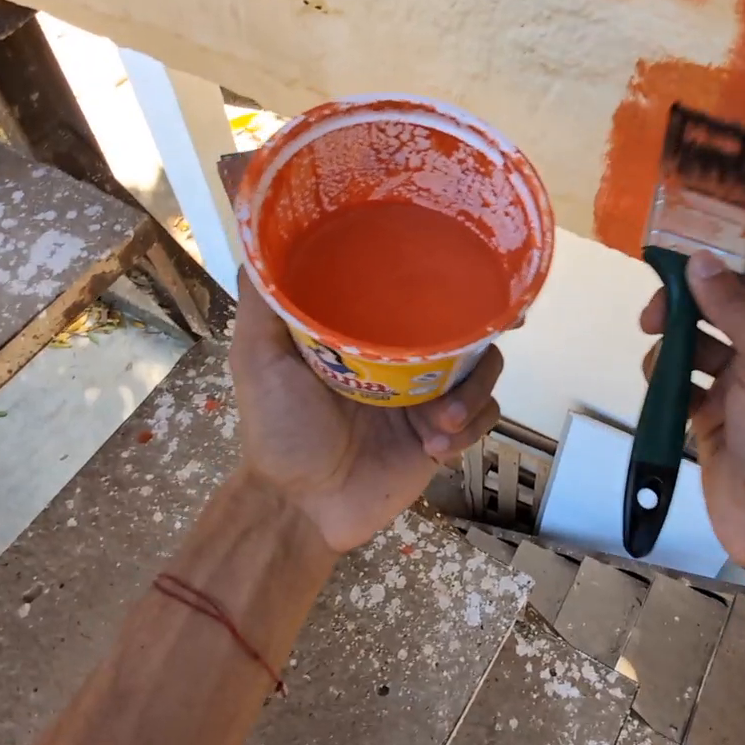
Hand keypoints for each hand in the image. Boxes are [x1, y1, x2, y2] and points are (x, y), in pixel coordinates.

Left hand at [232, 271, 503, 552]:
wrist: (301, 506)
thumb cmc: (278, 429)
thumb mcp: (259, 358)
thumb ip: (263, 305)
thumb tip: (262, 238)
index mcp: (371, 338)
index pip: (419, 299)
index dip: (448, 285)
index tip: (470, 270)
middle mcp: (406, 363)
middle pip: (464, 332)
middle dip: (479, 338)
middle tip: (485, 340)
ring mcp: (428, 401)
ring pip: (483, 376)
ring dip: (472, 393)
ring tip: (440, 419)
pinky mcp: (443, 439)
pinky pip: (482, 420)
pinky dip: (469, 430)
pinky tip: (435, 446)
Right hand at [640, 250, 744, 578]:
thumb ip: (733, 308)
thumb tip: (700, 259)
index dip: (727, 262)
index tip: (680, 259)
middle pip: (724, 304)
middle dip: (689, 305)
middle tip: (652, 314)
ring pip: (699, 341)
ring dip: (675, 344)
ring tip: (660, 360)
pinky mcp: (715, 413)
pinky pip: (685, 380)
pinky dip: (670, 378)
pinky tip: (663, 385)